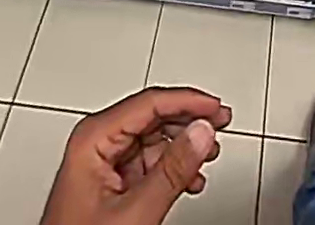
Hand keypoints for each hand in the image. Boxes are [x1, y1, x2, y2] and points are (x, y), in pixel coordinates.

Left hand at [40, 87, 232, 224]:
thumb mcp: (133, 213)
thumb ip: (171, 171)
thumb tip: (201, 132)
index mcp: (93, 138)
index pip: (150, 102)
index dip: (188, 101)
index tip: (216, 108)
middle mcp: (96, 142)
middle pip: (153, 115)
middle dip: (189, 121)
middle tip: (221, 122)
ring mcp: (102, 161)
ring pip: (154, 138)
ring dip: (184, 147)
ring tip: (209, 154)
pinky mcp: (110, 182)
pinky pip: (148, 161)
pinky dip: (172, 168)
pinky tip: (189, 178)